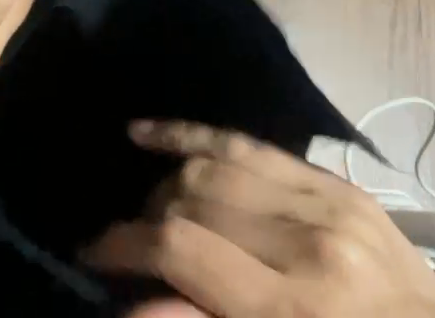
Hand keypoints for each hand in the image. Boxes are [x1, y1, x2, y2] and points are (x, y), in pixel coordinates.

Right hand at [85, 122, 434, 317]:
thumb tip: (124, 303)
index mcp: (298, 303)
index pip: (179, 247)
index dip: (122, 247)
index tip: (90, 255)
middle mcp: (313, 241)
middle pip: (191, 199)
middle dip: (146, 221)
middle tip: (131, 249)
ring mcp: (333, 204)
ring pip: (212, 166)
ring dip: (166, 186)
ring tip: (150, 211)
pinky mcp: (344, 188)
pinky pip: (252, 145)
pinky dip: (193, 136)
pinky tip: (146, 133)